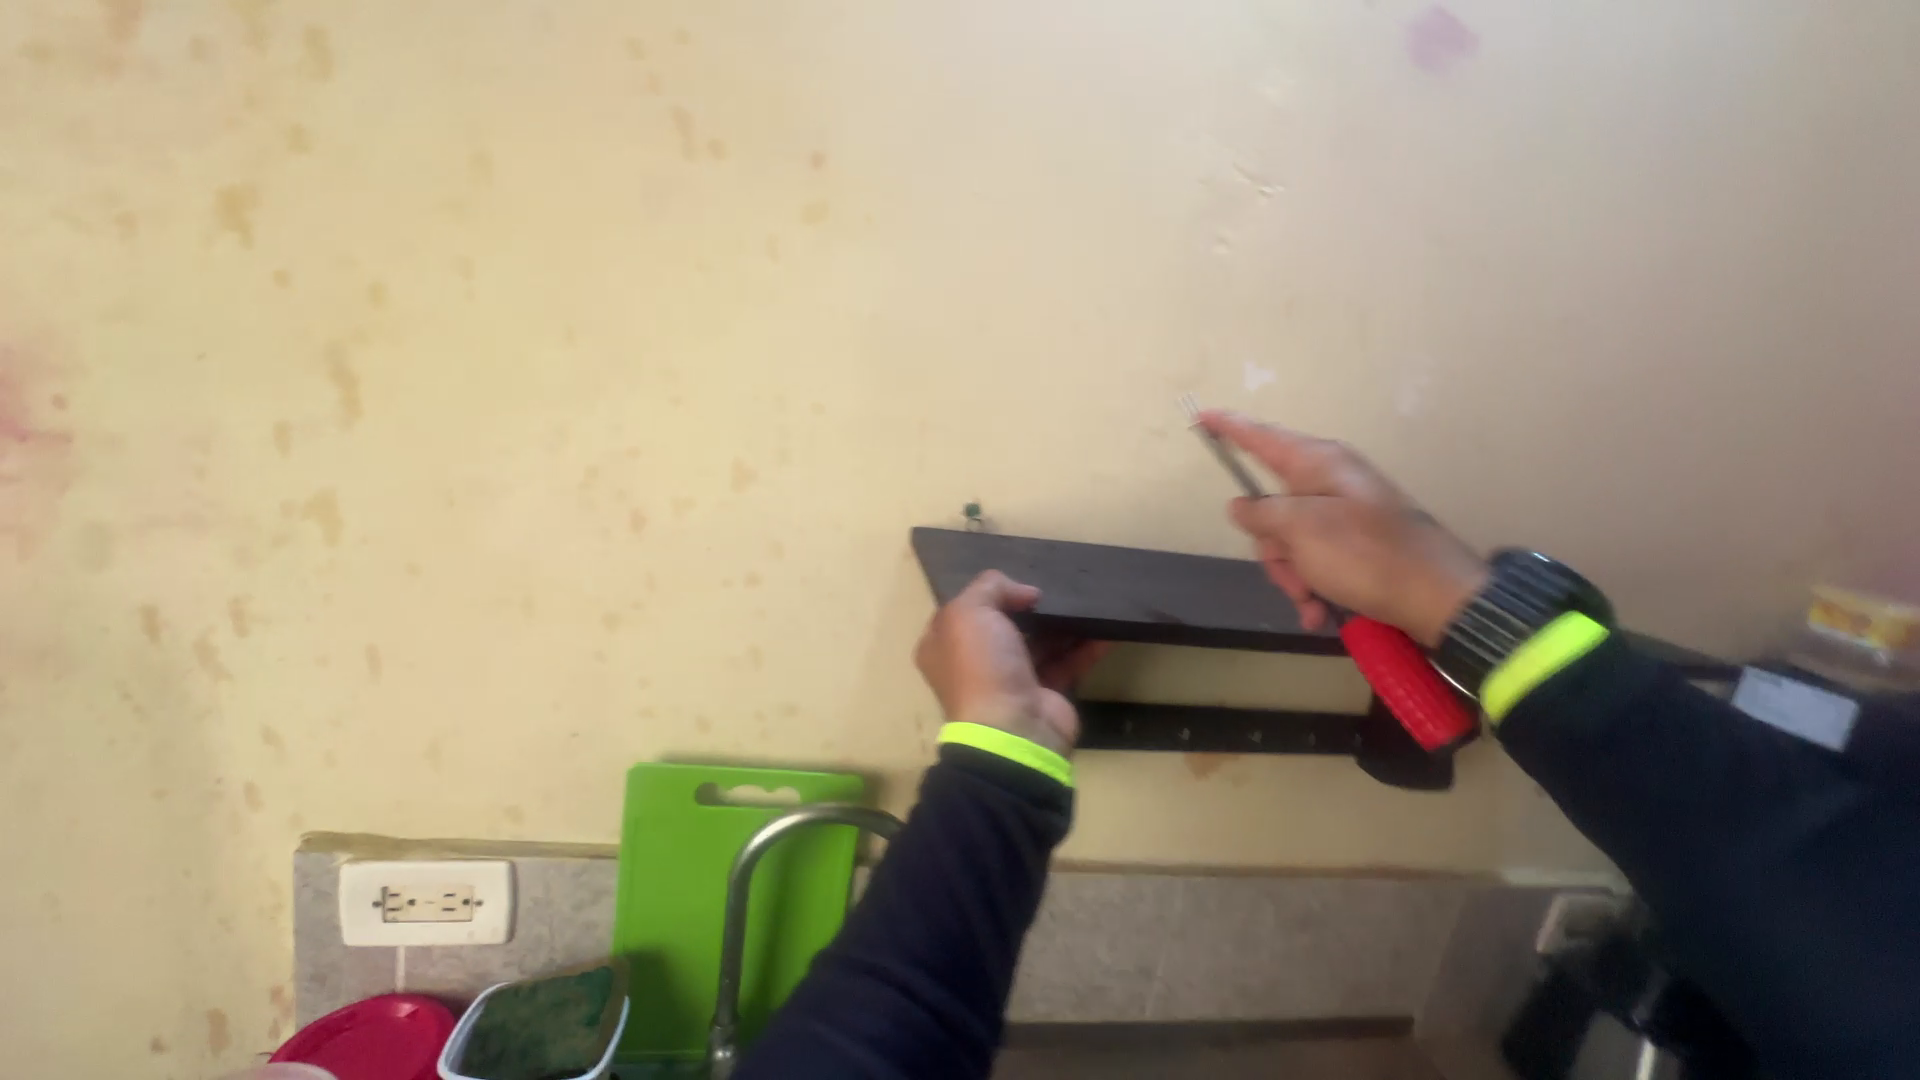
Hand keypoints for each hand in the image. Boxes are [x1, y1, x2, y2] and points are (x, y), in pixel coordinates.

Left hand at [914, 571, 1106, 756]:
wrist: (1013, 729)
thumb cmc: (981, 665)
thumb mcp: (971, 611)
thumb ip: (991, 587)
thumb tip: (1026, 593)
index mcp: (944, 645)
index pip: (963, 611)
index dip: (986, 593)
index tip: (1015, 580)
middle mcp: (975, 662)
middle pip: (1004, 625)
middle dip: (1029, 606)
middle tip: (1056, 585)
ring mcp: (1010, 680)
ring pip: (1039, 642)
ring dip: (1062, 623)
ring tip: (1086, 599)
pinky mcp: (1044, 693)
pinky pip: (1067, 662)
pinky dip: (1086, 647)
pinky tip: (1106, 629)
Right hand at [1198, 411, 1489, 646]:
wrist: (1438, 598)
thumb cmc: (1367, 555)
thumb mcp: (1303, 530)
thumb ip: (1262, 514)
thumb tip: (1241, 505)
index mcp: (1318, 464)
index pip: (1261, 438)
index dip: (1229, 428)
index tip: (1201, 417)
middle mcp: (1328, 483)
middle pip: (1269, 508)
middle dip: (1271, 549)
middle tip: (1288, 573)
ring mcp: (1341, 515)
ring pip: (1287, 542)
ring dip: (1292, 576)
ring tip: (1311, 601)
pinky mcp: (1353, 546)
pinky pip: (1312, 561)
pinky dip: (1311, 588)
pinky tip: (1319, 611)